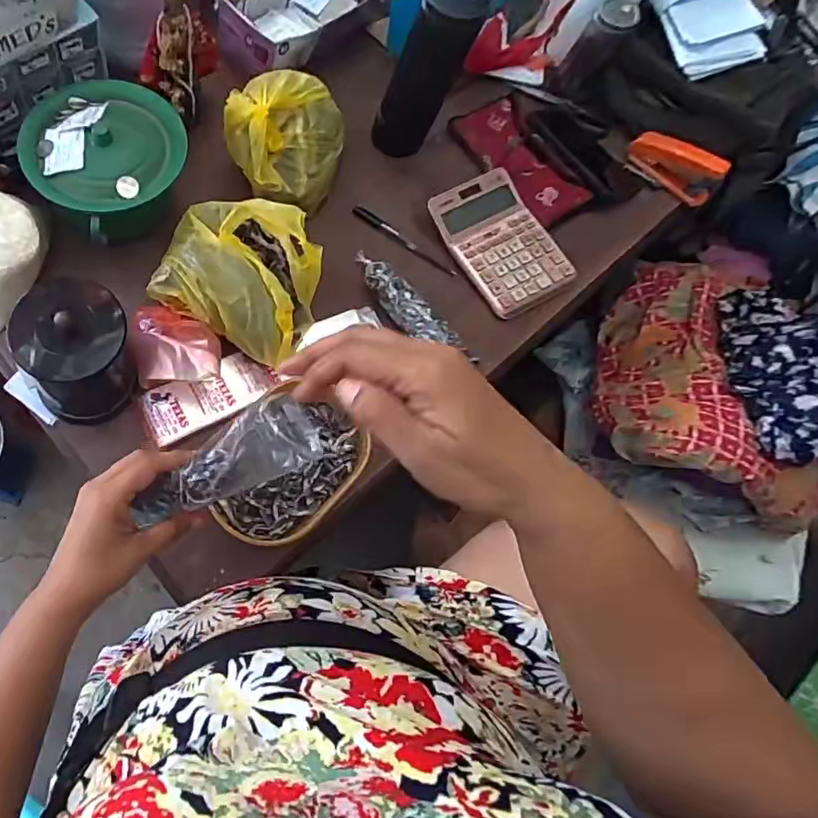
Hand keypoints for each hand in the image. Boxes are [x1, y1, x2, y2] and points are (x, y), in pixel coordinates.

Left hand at [35, 449, 201, 615]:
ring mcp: (91, 491)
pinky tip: (155, 493)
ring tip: (178, 480)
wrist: (66, 590)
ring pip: (126, 467)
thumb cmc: (101, 572)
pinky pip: (118, 479)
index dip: (173, 459)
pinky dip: (138, 480)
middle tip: (191, 471)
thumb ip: (172, 529)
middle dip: (164, 461)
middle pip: (135, 459)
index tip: (197, 460)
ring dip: (151, 469)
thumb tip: (201, 517)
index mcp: (108, 493)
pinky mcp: (90, 500)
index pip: (146, 464)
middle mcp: (98, 484)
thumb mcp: (141, 550)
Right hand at [277, 327, 579, 519]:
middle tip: (283, 372)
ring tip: (304, 373)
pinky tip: (345, 378)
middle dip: (319, 351)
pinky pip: (390, 354)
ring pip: (376, 341)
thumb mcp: (422, 452)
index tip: (292, 394)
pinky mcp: (443, 372)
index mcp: (424, 369)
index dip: (318, 368)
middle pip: (362, 337)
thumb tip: (340, 386)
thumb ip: (379, 414)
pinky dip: (358, 360)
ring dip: (337, 354)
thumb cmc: (476, 473)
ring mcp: (439, 359)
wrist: (534, 480)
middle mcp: (430, 352)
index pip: (356, 353)